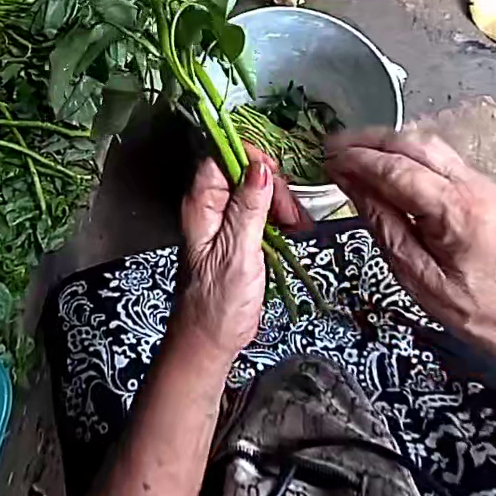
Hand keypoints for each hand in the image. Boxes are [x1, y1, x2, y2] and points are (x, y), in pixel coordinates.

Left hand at [174, 149, 305, 359]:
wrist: (211, 337)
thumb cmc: (219, 301)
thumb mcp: (238, 251)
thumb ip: (248, 208)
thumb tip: (259, 168)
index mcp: (200, 205)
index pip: (219, 158)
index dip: (247, 158)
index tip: (274, 173)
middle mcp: (208, 206)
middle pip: (240, 171)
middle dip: (270, 185)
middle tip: (289, 213)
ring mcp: (222, 219)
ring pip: (253, 190)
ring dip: (278, 202)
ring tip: (295, 226)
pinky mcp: (236, 233)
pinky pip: (258, 210)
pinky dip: (277, 216)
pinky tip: (291, 231)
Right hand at [324, 126, 495, 358]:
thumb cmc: (474, 307)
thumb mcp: (415, 274)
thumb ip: (381, 222)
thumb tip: (349, 183)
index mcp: (456, 210)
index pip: (396, 169)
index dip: (356, 160)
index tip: (325, 161)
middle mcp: (471, 184)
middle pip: (411, 143)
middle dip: (365, 141)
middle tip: (329, 149)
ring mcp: (478, 180)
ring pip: (423, 142)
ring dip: (382, 142)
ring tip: (348, 152)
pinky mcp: (477, 184)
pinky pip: (432, 155)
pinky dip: (399, 151)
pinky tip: (379, 163)